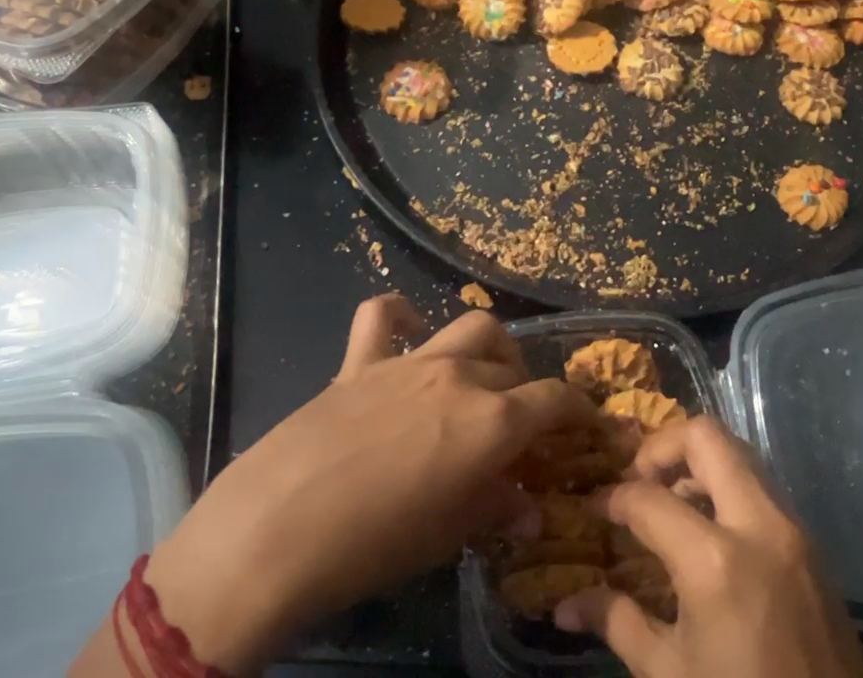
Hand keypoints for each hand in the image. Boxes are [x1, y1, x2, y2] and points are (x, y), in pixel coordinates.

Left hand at [142, 296, 592, 672]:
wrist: (277, 529)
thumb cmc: (375, 546)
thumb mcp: (449, 536)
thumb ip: (496, 509)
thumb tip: (530, 508)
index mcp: (493, 423)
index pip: (556, 401)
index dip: (579, 412)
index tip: (585, 426)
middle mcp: (460, 378)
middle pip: (514, 365)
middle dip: (528, 389)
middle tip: (517, 425)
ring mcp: (409, 363)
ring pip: (470, 327)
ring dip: (489, 348)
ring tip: (481, 377)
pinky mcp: (359, 362)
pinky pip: (386, 316)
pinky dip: (404, 316)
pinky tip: (409, 335)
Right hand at [554, 417, 862, 677]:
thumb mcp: (668, 673)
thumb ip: (617, 621)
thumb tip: (565, 606)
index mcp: (715, 560)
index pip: (648, 497)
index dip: (612, 497)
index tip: (594, 509)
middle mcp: (760, 525)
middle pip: (708, 438)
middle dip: (662, 447)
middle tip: (637, 480)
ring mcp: (793, 531)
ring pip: (742, 456)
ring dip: (699, 464)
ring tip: (669, 503)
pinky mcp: (811, 547)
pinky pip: (763, 490)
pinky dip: (728, 489)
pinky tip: (706, 532)